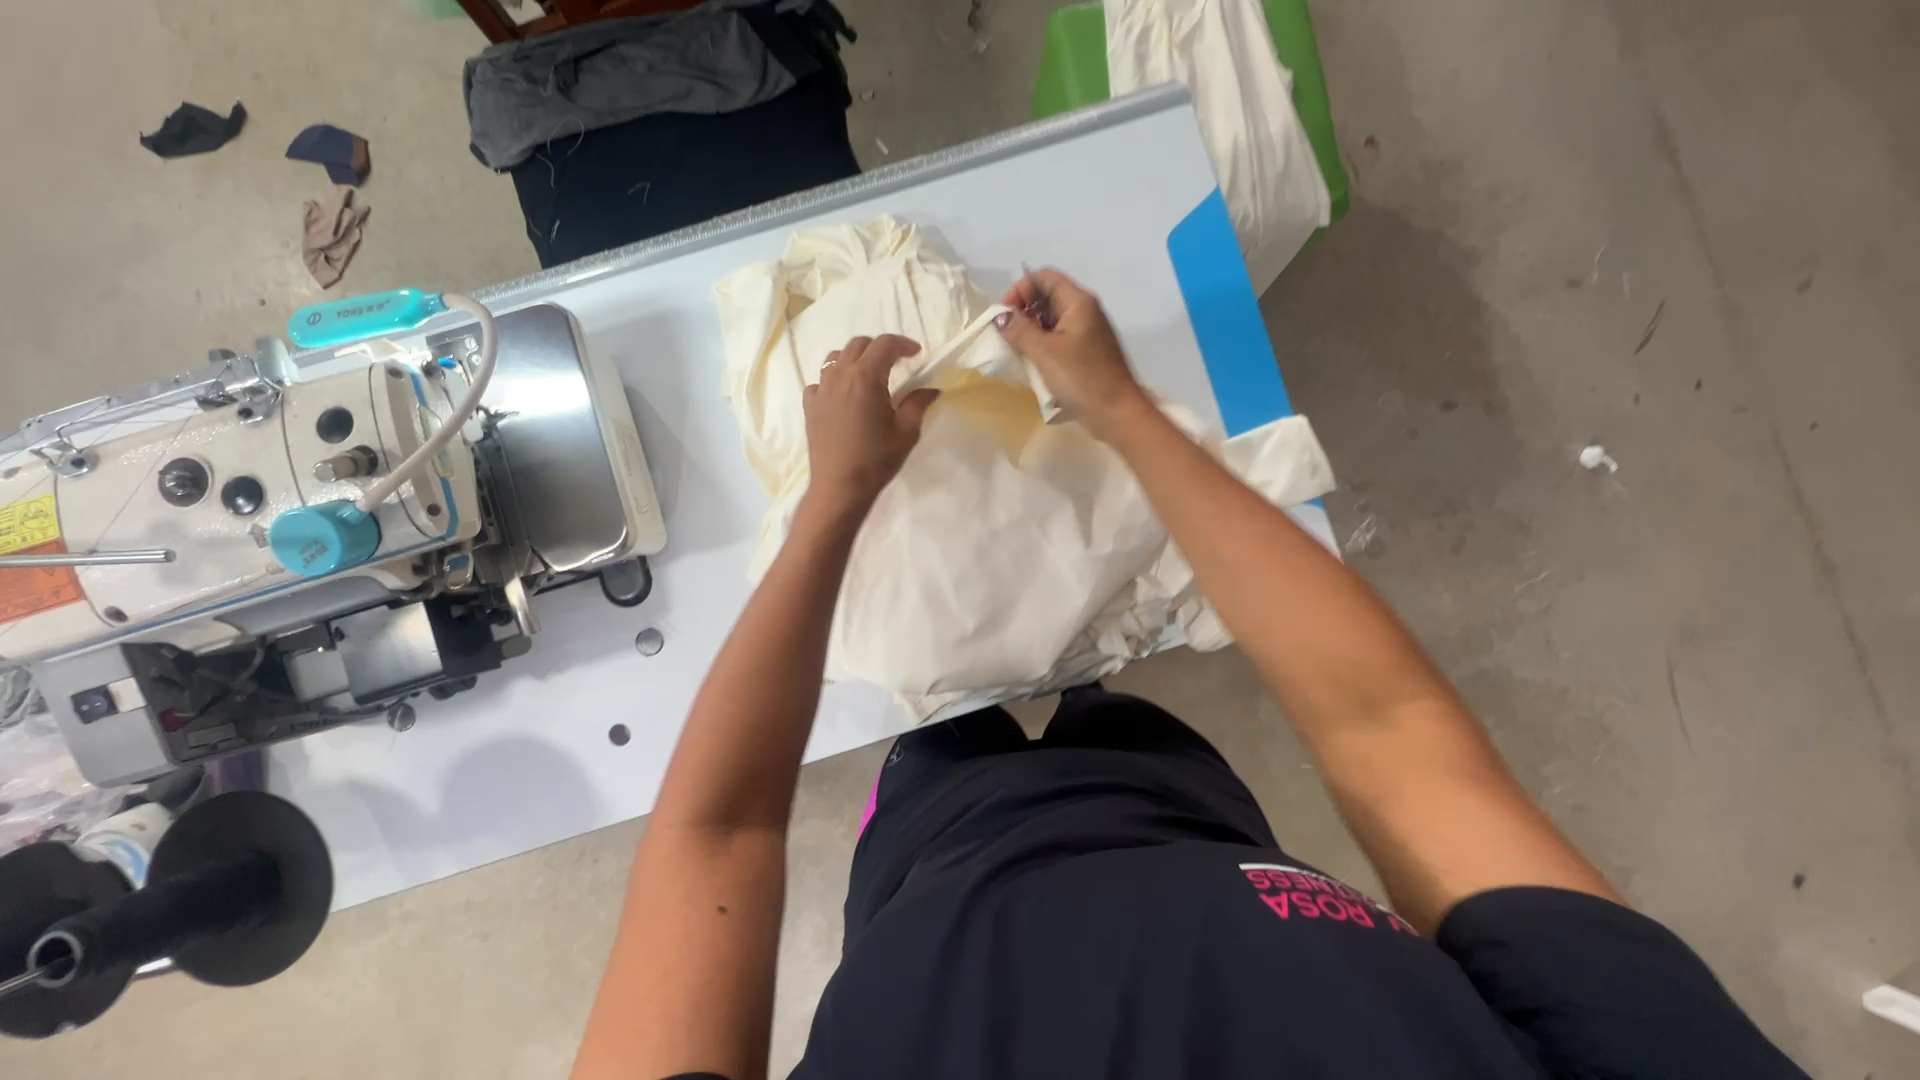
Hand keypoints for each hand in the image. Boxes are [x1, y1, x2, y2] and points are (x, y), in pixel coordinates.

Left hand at [803, 334, 939, 513]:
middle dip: (879, 348)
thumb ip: (918, 403)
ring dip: (855, 360)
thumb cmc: (876, 459)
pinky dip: (834, 381)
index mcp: (865, 377)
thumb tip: (931, 388)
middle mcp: (839, 376)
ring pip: (836, 359)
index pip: (885, 344)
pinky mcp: (810, 406)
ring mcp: (821, 390)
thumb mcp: (907, 431)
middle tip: (896, 363)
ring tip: (869, 376)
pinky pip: (820, 381)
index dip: (904, 344)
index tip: (916, 354)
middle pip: (859, 345)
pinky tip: (844, 397)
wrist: (839, 487)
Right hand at [995, 268, 1150, 439]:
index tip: (1004, 316)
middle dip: (1023, 310)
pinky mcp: (1087, 352)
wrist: (1117, 413)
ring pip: (1052, 319)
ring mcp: (1088, 332)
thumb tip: (1000, 315)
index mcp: (1079, 301)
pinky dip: (1043, 344)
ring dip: (1031, 329)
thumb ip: (1020, 330)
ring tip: (1017, 349)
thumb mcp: (1045, 353)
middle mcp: (1085, 310)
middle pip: (1048, 296)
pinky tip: (1033, 361)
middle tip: (1007, 335)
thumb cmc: (1082, 379)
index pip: (1044, 277)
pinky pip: (1060, 338)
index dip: (1020, 290)